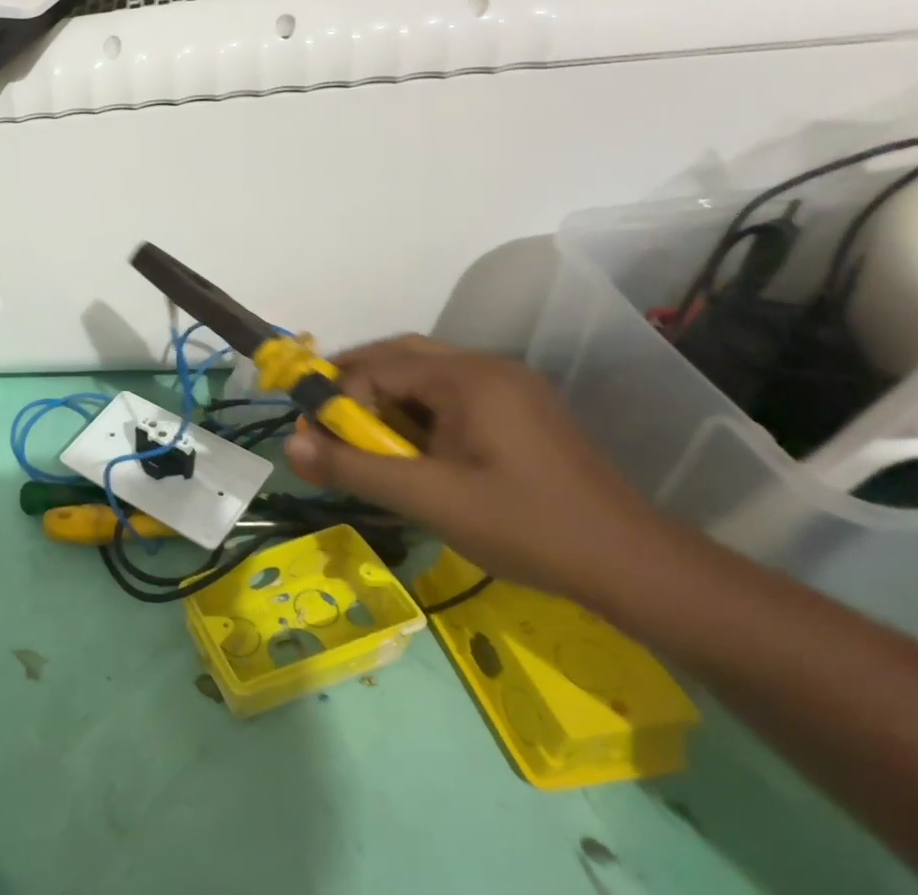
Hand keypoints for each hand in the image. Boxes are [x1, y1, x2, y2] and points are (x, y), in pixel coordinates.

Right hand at [283, 334, 693, 600]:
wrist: (628, 561)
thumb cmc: (524, 526)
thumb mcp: (428, 499)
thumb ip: (354, 468)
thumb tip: (289, 445)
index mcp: (468, 379)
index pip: (377, 366)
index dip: (335, 398)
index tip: (313, 440)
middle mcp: (489, 369)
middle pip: (401, 356)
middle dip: (354, 385)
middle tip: (323, 427)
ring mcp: (511, 388)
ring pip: (427, 375)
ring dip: (385, 399)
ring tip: (360, 442)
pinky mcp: (522, 413)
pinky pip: (453, 396)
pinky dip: (417, 413)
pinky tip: (409, 452)